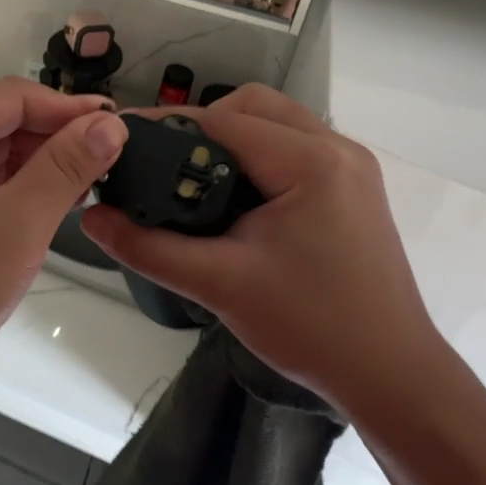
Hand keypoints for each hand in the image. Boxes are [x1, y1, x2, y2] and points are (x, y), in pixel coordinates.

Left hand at [0, 78, 129, 398]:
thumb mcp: (19, 224)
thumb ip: (66, 167)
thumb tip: (109, 124)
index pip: (12, 97)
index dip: (66, 106)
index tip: (116, 122)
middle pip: (1, 123)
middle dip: (55, 136)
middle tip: (111, 157)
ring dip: (40, 166)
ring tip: (91, 181)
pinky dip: (17, 192)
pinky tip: (53, 207)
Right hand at [81, 84, 441, 405]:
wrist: (394, 378)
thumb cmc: (312, 327)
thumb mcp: (220, 285)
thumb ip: (149, 247)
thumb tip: (91, 218)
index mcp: (311, 161)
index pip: (223, 120)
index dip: (169, 127)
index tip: (125, 144)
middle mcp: (337, 148)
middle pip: (252, 105)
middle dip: (202, 126)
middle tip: (164, 165)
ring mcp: (351, 166)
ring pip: (276, 120)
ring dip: (232, 137)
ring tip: (194, 178)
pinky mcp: (354, 186)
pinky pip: (295, 144)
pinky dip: (259, 154)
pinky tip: (236, 195)